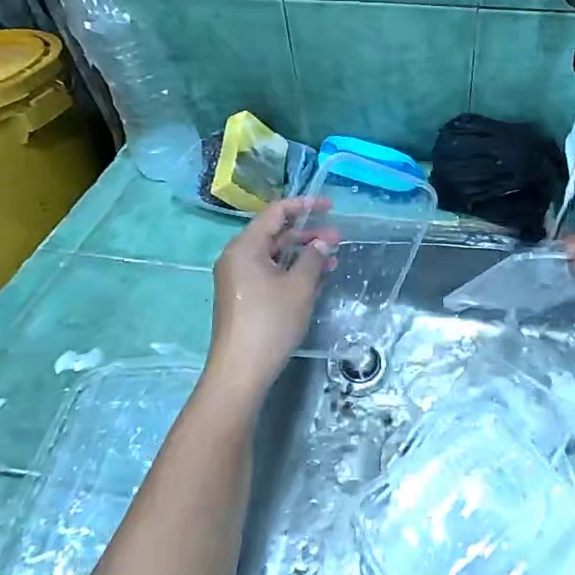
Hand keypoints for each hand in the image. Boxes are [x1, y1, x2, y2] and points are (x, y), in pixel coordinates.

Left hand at [203, 197, 338, 401]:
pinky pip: (269, 274)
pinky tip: (315, 280)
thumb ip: (313, 258)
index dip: (303, 205)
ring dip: (302, 256)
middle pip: (274, 235)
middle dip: (307, 235)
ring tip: (332, 261)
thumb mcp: (299, 287)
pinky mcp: (243, 297)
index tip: (329, 206)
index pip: (275, 213)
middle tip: (338, 239)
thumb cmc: (270, 322)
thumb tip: (322, 241)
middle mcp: (237, 257)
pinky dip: (291, 272)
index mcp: (245, 247)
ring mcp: (238, 278)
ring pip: (274, 257)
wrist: (240, 370)